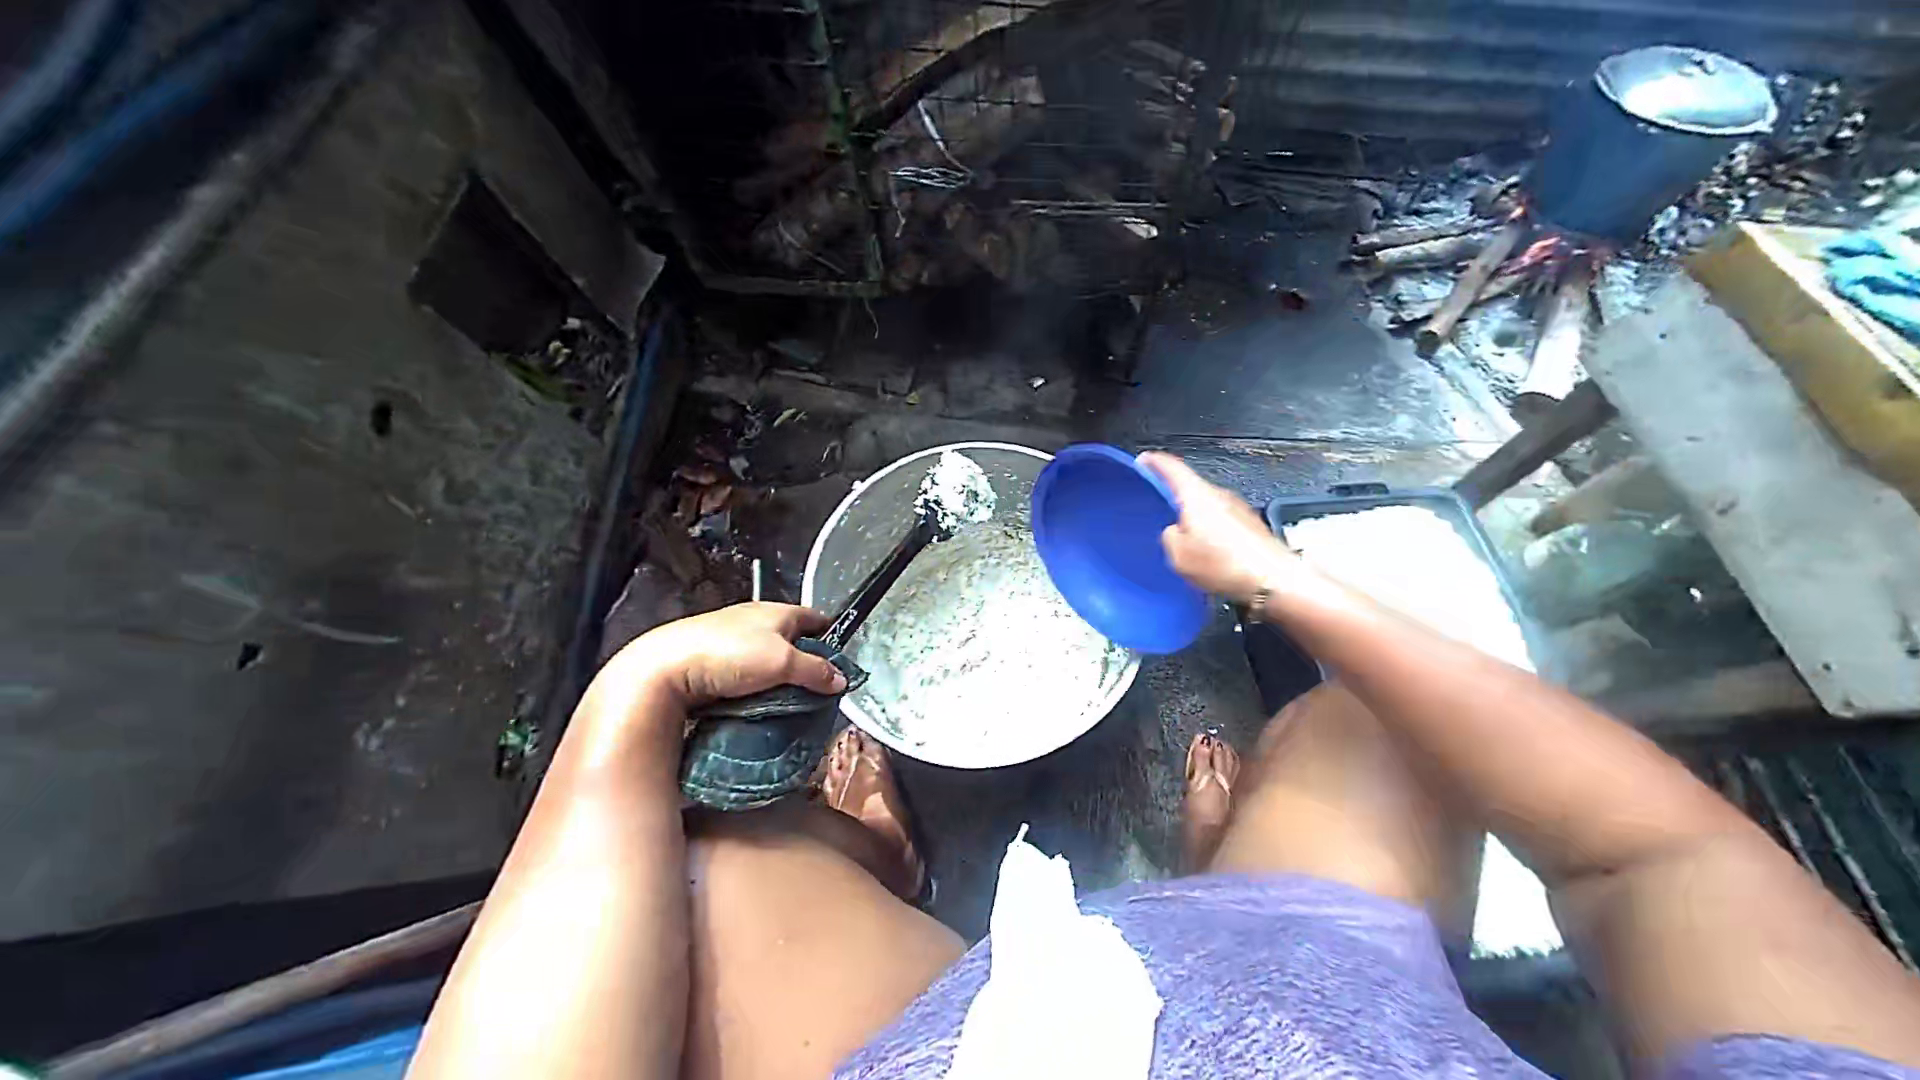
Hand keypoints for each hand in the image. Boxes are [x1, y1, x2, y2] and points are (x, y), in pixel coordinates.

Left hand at [604, 602, 847, 709]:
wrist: (665, 669)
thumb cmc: (728, 654)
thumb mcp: (783, 662)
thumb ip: (816, 670)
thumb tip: (841, 679)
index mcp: (776, 611)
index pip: (815, 618)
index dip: (831, 634)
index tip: (841, 658)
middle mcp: (754, 620)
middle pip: (792, 641)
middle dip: (805, 663)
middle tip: (817, 689)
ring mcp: (731, 641)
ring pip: (768, 660)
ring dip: (779, 679)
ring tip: (789, 702)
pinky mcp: (712, 662)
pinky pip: (745, 676)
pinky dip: (755, 688)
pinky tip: (757, 704)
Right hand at [1139, 452, 1299, 603]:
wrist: (1273, 581)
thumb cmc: (1228, 565)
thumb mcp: (1177, 555)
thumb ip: (1167, 536)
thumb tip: (1173, 532)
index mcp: (1196, 495)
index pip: (1171, 467)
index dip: (1154, 462)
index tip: (1145, 460)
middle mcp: (1219, 495)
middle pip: (1190, 487)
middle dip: (1174, 498)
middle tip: (1159, 511)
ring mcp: (1237, 509)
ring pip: (1206, 507)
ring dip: (1194, 519)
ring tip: (1186, 543)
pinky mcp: (1249, 525)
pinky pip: (1221, 522)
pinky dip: (1211, 532)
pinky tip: (1209, 555)